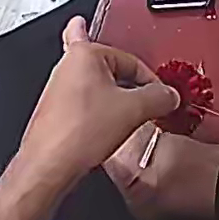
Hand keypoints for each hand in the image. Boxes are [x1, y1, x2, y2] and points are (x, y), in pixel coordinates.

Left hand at [14, 18, 179, 184]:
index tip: (160, 94)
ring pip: (97, 84)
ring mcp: (59, 87)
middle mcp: (68, 65)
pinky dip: (100, 107)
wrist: (49, 165)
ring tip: (128, 108)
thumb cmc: (78, 133)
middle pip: (111, 68)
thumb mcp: (134, 110)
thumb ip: (159, 97)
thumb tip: (169, 96)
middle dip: (129, 80)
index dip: (150, 78)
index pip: (131, 60)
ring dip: (114, 95)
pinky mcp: (57, 108)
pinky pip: (86, 100)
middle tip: (146, 89)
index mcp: (85, 54)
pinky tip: (106, 117)